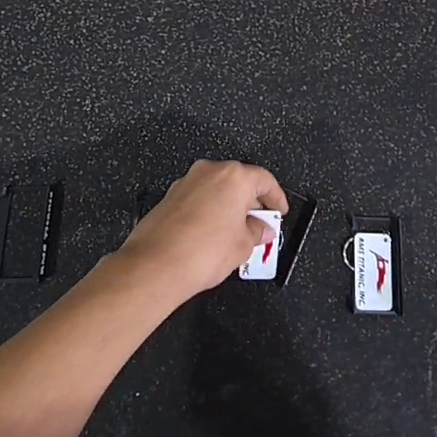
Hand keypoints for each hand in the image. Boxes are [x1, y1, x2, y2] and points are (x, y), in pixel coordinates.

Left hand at [113, 160, 289, 301]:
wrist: (157, 265)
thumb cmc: (200, 251)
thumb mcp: (243, 245)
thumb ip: (257, 232)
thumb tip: (261, 229)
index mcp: (233, 176)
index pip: (265, 179)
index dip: (276, 197)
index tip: (279, 210)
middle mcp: (209, 172)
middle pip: (239, 181)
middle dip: (251, 203)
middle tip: (261, 224)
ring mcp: (187, 182)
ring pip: (217, 189)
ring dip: (229, 207)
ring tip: (237, 234)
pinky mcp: (170, 196)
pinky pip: (199, 198)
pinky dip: (210, 211)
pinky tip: (213, 235)